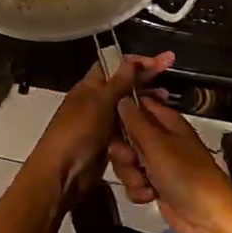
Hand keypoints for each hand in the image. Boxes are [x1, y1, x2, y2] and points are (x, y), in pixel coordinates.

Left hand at [23, 51, 172, 210]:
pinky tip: (156, 123)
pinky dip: (140, 123)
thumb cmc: (78, 131)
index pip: (115, 65)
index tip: (159, 61)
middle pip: (124, 84)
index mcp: (90, 86)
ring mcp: (102, 122)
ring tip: (166, 98)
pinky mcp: (109, 141)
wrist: (63, 172)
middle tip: (168, 73)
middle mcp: (97, 100)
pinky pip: (128, 127)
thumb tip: (130, 62)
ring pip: (128, 106)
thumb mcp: (99, 103)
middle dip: (145, 78)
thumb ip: (117, 83)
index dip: (136, 61)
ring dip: (145, 100)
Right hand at [110, 96, 231, 232]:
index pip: (140, 104)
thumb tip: (122, 98)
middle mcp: (161, 139)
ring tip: (144, 182)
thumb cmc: (185, 173)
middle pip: (128, 136)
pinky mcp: (154, 185)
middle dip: (124, 151)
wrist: (206, 216)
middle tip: (130, 159)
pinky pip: (134, 181)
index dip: (123, 110)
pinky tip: (150, 196)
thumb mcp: (158, 145)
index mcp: (167, 122)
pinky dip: (139, 190)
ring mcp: (158, 163)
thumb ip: (136, 122)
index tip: (109, 121)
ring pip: (128, 161)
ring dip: (130, 174)